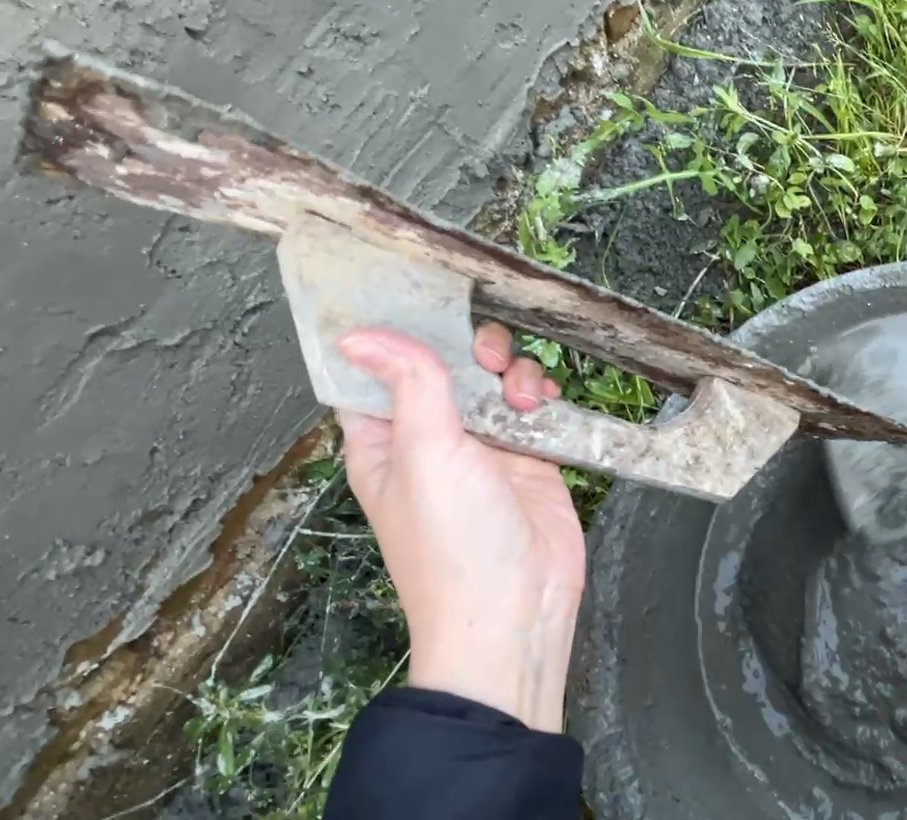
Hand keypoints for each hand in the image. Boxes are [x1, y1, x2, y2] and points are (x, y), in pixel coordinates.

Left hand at [336, 322, 583, 731]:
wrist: (518, 608)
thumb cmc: (456, 548)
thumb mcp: (426, 455)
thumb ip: (410, 386)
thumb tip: (361, 335)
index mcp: (386, 440)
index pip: (383, 369)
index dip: (402, 333)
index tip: (428, 299)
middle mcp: (433, 438)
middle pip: (450, 366)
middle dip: (473, 351)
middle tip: (488, 360)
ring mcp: (485, 447)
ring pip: (497, 379)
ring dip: (514, 374)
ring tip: (524, 399)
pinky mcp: (530, 456)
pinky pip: (535, 404)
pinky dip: (543, 395)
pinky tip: (545, 406)